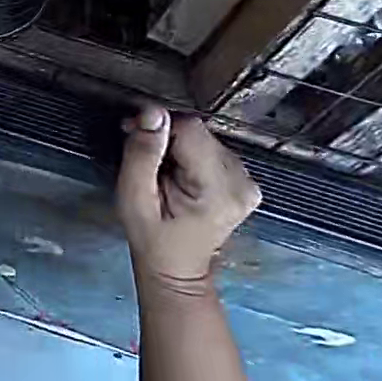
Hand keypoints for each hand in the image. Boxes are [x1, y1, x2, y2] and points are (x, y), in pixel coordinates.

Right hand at [117, 107, 261, 289]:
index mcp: (220, 190)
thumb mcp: (133, 196)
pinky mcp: (244, 179)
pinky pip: (209, 146)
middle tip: (142, 155)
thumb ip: (142, 153)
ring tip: (157, 166)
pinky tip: (175, 169)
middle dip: (165, 134)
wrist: (176, 269)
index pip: (190, 128)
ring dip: (175, 142)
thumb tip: (152, 111)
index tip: (134, 136)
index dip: (157, 126)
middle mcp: (242, 181)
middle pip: (197, 130)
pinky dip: (187, 150)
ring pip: (202, 135)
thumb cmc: (151, 236)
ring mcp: (248, 181)